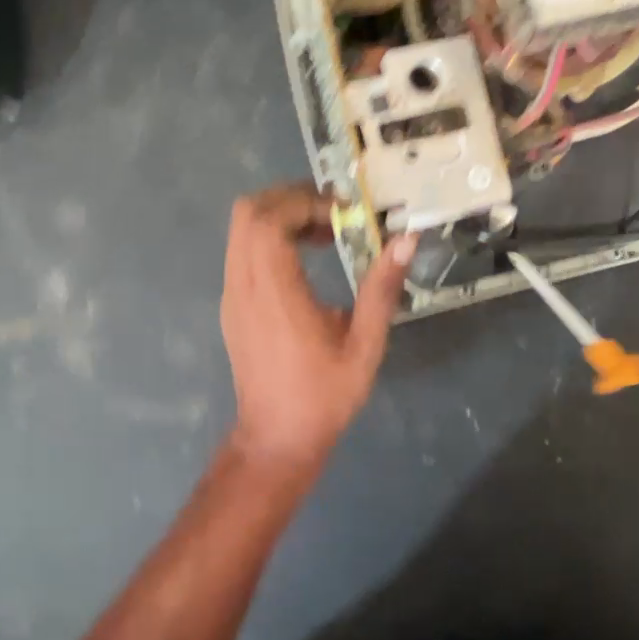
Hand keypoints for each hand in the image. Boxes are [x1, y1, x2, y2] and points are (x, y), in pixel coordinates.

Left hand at [220, 184, 416, 467]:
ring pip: (242, 229)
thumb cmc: (323, 396)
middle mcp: (244, 286)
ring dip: (282, 217)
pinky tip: (307, 260)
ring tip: (325, 233)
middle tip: (334, 213)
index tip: (343, 214)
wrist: (276, 440)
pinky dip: (271, 237)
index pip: (270, 221)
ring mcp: (232, 294)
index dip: (304, 203)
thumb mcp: (364, 346)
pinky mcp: (232, 304)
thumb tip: (406, 240)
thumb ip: (382, 289)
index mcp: (274, 293)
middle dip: (291, 199)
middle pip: (249, 213)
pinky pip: (243, 251)